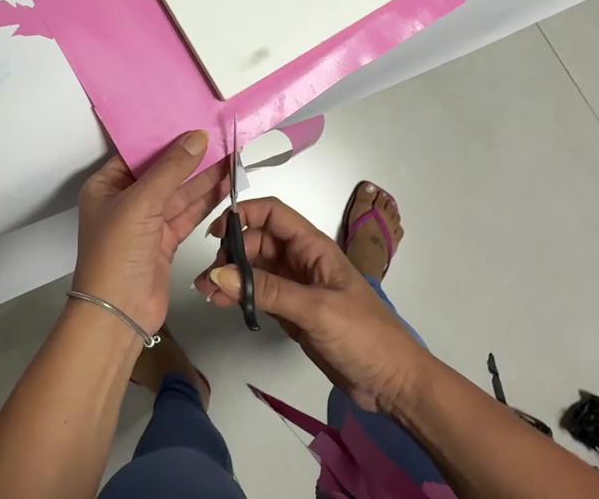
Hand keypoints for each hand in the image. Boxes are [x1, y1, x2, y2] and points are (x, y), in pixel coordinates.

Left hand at [72, 131, 230, 336]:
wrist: (118, 314)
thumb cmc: (116, 253)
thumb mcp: (141, 203)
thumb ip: (171, 169)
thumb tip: (197, 137)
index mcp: (105, 186)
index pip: (137, 153)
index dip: (165, 138)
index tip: (193, 120)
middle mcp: (124, 200)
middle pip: (161, 172)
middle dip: (190, 157)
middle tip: (220, 138)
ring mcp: (145, 222)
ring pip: (178, 193)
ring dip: (203, 177)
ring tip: (230, 156)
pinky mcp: (164, 242)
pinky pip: (187, 213)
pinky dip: (205, 200)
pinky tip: (224, 185)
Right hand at [194, 197, 430, 412]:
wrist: (393, 383)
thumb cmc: (364, 335)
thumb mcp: (316, 310)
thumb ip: (268, 290)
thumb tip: (220, 274)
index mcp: (314, 247)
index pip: (273, 214)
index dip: (244, 215)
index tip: (215, 233)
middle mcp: (302, 260)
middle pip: (258, 241)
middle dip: (231, 253)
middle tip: (209, 278)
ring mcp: (296, 287)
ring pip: (255, 269)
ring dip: (230, 275)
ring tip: (205, 292)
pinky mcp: (292, 313)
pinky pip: (259, 295)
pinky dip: (239, 296)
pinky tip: (221, 303)